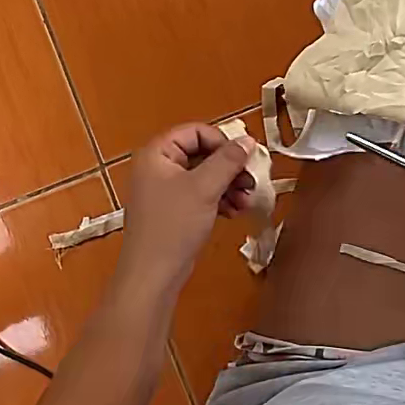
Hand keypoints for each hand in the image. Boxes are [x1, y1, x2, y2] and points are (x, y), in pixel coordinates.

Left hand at [121, 123, 255, 289]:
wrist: (155, 272)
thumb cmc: (174, 226)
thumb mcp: (204, 188)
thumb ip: (228, 161)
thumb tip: (248, 140)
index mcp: (158, 153)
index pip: (196, 132)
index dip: (222, 142)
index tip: (244, 160)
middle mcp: (160, 167)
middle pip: (203, 154)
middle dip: (230, 168)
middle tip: (250, 183)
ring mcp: (167, 190)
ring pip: (206, 176)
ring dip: (230, 186)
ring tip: (245, 202)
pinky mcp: (176, 210)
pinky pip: (203, 195)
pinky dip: (220, 200)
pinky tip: (234, 212)